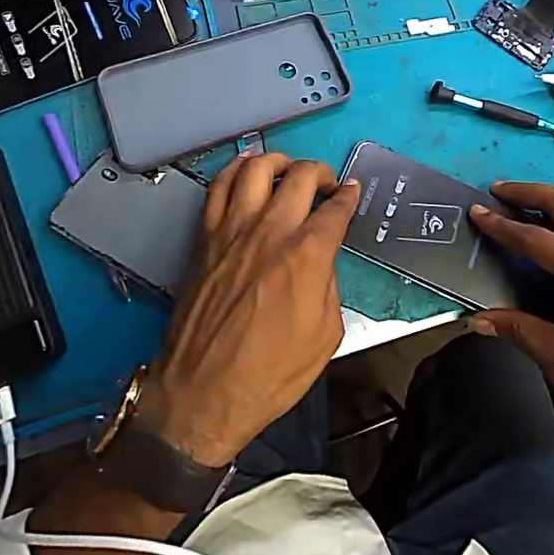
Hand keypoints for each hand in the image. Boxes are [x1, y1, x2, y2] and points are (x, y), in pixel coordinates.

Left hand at [141, 153, 358, 466]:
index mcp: (307, 254)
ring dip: (278, 160)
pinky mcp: (205, 237)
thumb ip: (329, 284)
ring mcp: (233, 229)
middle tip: (325, 182)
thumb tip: (321, 260)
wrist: (203, 394)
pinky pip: (217, 187)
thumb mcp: (325, 336)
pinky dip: (234, 170)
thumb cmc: (269, 373)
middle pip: (300, 175)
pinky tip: (245, 171)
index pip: (335, 208)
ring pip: (256, 168)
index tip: (350, 192)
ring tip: (286, 168)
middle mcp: (270, 230)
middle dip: (320, 172)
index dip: (348, 196)